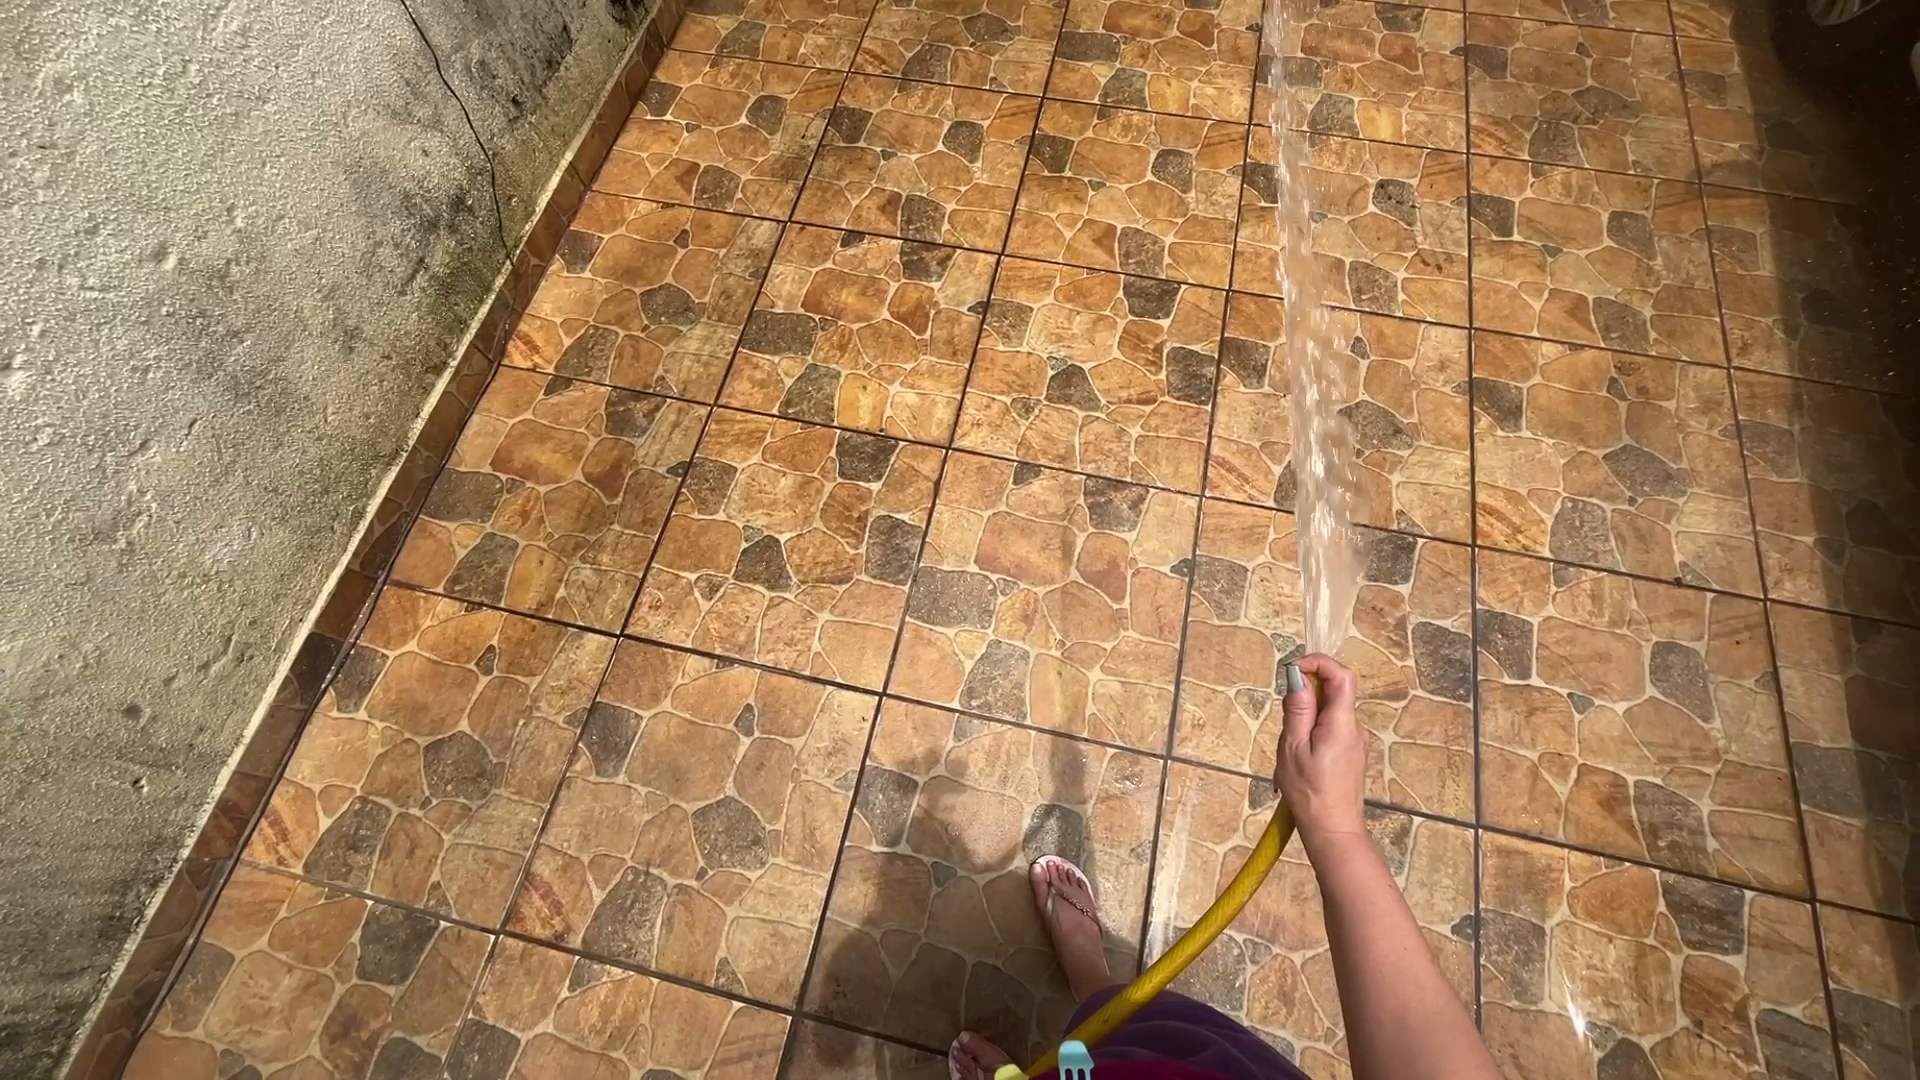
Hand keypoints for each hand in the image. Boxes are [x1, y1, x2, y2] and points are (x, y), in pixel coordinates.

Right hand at [1273, 653, 1367, 861]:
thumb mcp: (1293, 747)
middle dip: (1307, 692)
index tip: (1292, 671)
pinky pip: (1332, 726)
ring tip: (1292, 744)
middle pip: (1335, 690)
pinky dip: (1314, 728)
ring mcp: (1355, 740)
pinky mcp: (1351, 751)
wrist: (1332, 830)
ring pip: (1330, 710)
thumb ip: (1297, 709)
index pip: (1342, 675)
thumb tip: (1297, 676)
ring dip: (1308, 713)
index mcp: (1342, 723)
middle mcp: (1355, 727)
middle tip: (1286, 718)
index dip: (1318, 663)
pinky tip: (1302, 755)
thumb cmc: (1308, 791)